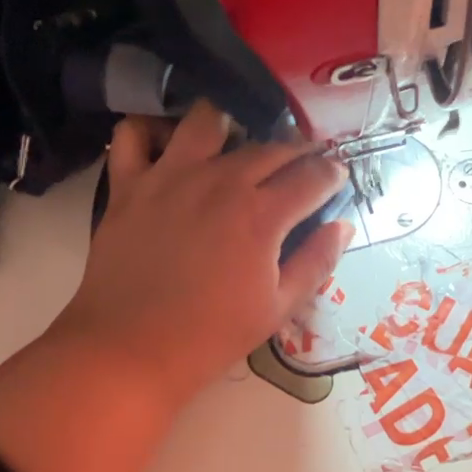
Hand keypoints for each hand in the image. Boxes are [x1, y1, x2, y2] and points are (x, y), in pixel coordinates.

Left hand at [0, 101, 353, 471]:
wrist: (129, 351)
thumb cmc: (210, 337)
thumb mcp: (276, 308)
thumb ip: (315, 262)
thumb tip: (342, 226)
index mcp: (262, 214)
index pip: (312, 177)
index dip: (332, 174)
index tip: (337, 177)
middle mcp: (220, 181)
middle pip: (269, 147)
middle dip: (296, 151)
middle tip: (301, 163)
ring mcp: (169, 176)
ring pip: (207, 121)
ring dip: (231, 125)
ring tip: (235, 143)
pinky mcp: (128, 183)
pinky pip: (134, 135)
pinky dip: (151, 130)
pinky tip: (166, 145)